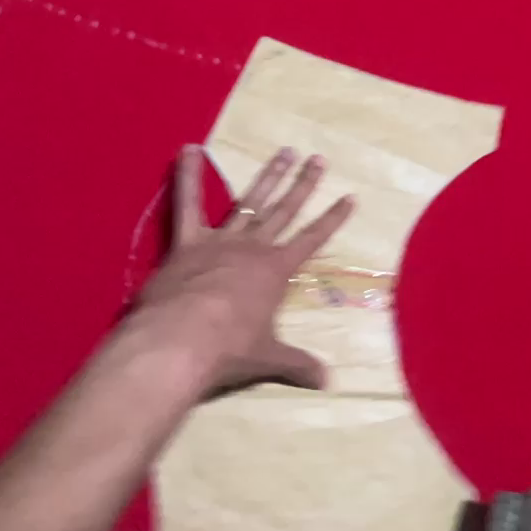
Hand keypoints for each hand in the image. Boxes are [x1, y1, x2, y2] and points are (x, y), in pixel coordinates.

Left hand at [137, 145, 353, 392]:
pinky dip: (187, 175)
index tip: (350, 196)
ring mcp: (220, 240)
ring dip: (267, 176)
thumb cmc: (229, 350)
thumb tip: (327, 381)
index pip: (312, 240)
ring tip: (284, 151)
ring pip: (249, 201)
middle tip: (318, 158)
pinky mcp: (187, 242)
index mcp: (276, 272)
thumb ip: (297, 365)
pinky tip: (188, 148)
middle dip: (304, 185)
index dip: (332, 219)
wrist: (181, 340)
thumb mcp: (268, 359)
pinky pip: (187, 203)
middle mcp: (253, 248)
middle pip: (284, 211)